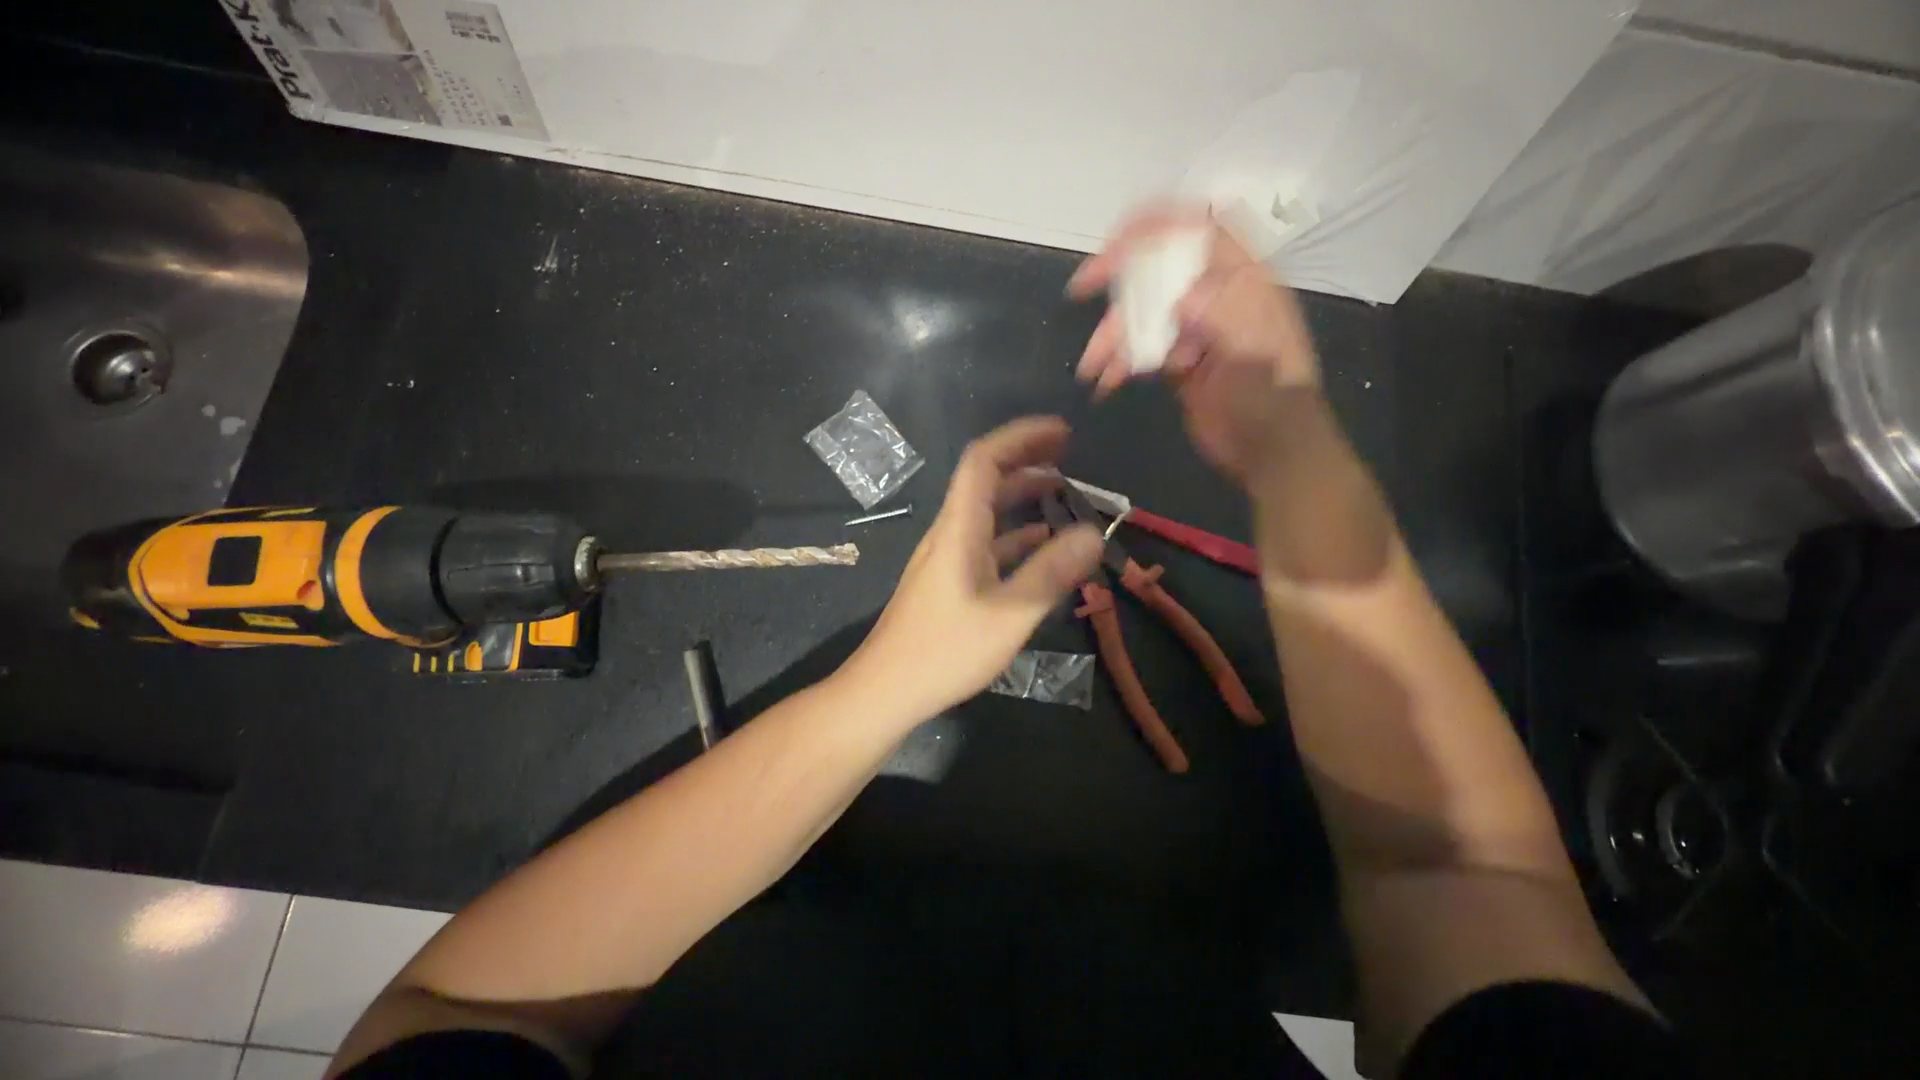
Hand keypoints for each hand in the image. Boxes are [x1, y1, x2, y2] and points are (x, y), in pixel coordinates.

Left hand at [840, 417, 1103, 719]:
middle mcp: (950, 534)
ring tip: (1066, 494)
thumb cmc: (944, 651)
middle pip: (986, 481)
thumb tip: (1093, 533)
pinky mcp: (949, 583)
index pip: (983, 461)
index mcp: (959, 529)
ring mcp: (947, 558)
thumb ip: (1051, 572)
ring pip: (987, 513)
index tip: (1062, 431)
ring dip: (1023, 497)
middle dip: (1027, 461)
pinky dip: (1016, 535)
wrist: (885, 690)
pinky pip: (986, 543)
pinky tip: (1042, 546)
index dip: (1020, 437)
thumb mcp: (1009, 615)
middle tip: (1071, 456)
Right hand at [1068, 205, 1321, 481]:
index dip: (1160, 224)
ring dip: (1112, 337)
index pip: (1200, 230)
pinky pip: (1141, 352)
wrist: (1273, 455)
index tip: (1118, 237)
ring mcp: (1195, 330)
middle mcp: (1215, 296)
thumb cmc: (1274, 398)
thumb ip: (1219, 316)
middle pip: (1159, 271)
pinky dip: (1119, 365)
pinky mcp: (1178, 363)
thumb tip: (1178, 300)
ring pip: (1143, 316)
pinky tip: (1103, 383)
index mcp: (1242, 280)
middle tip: (1081, 289)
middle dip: (1120, 282)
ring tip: (1090, 368)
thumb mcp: (1253, 351)